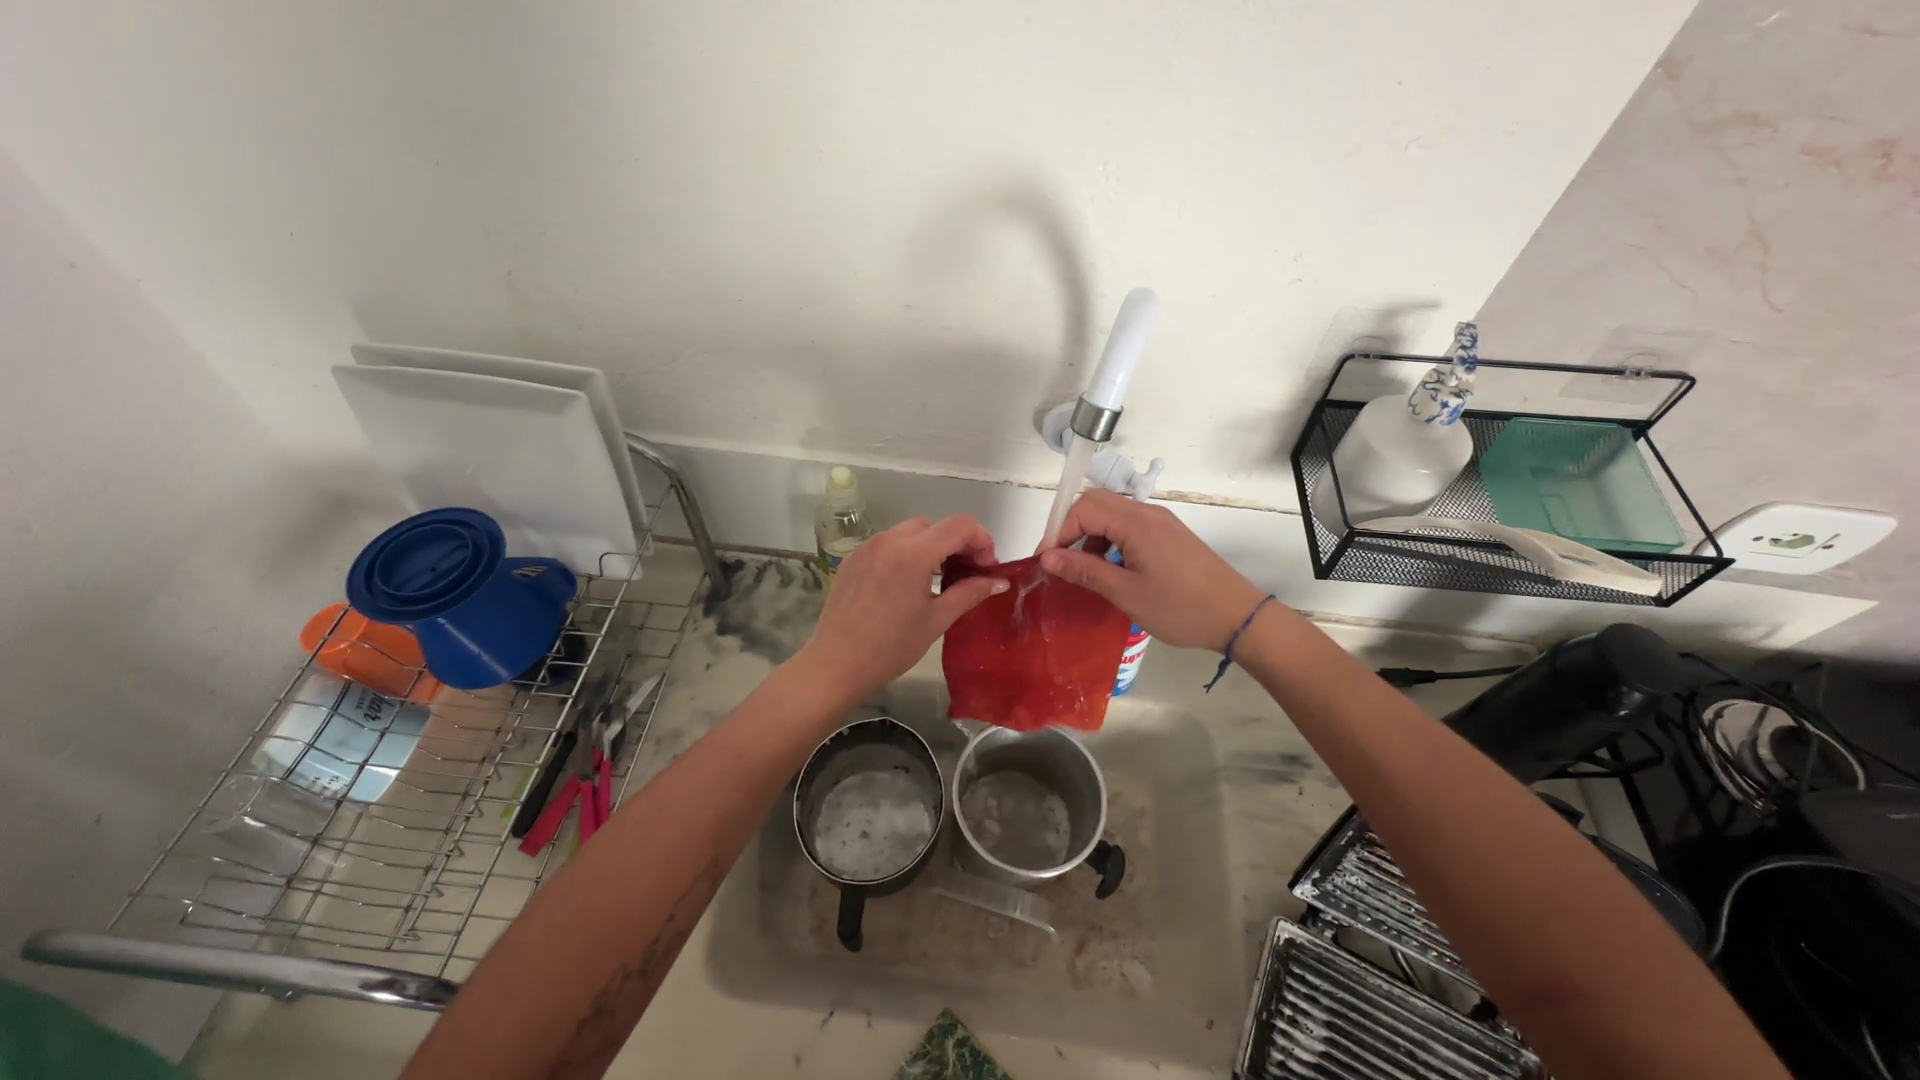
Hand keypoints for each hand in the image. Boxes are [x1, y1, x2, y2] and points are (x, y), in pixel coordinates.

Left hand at [797, 514, 1008, 696]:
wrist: (837, 663)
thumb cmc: (892, 647)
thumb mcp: (937, 620)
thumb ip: (970, 593)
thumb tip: (999, 582)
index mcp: (914, 553)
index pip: (960, 526)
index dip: (981, 541)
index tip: (986, 568)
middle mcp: (890, 540)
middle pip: (936, 526)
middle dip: (957, 544)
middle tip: (966, 575)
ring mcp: (868, 547)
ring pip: (910, 532)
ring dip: (932, 547)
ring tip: (939, 579)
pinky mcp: (853, 558)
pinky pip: (888, 544)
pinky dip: (906, 553)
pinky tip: (908, 584)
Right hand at [1038, 490, 1267, 649]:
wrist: (1236, 617)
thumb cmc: (1179, 608)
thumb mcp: (1126, 593)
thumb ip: (1085, 571)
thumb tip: (1047, 558)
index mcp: (1136, 523)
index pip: (1084, 509)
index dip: (1059, 532)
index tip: (1047, 563)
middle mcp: (1148, 513)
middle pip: (1096, 503)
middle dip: (1072, 528)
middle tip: (1060, 562)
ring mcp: (1161, 522)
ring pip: (1113, 514)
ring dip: (1091, 535)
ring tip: (1084, 571)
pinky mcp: (1169, 535)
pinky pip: (1129, 526)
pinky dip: (1111, 541)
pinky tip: (1110, 570)